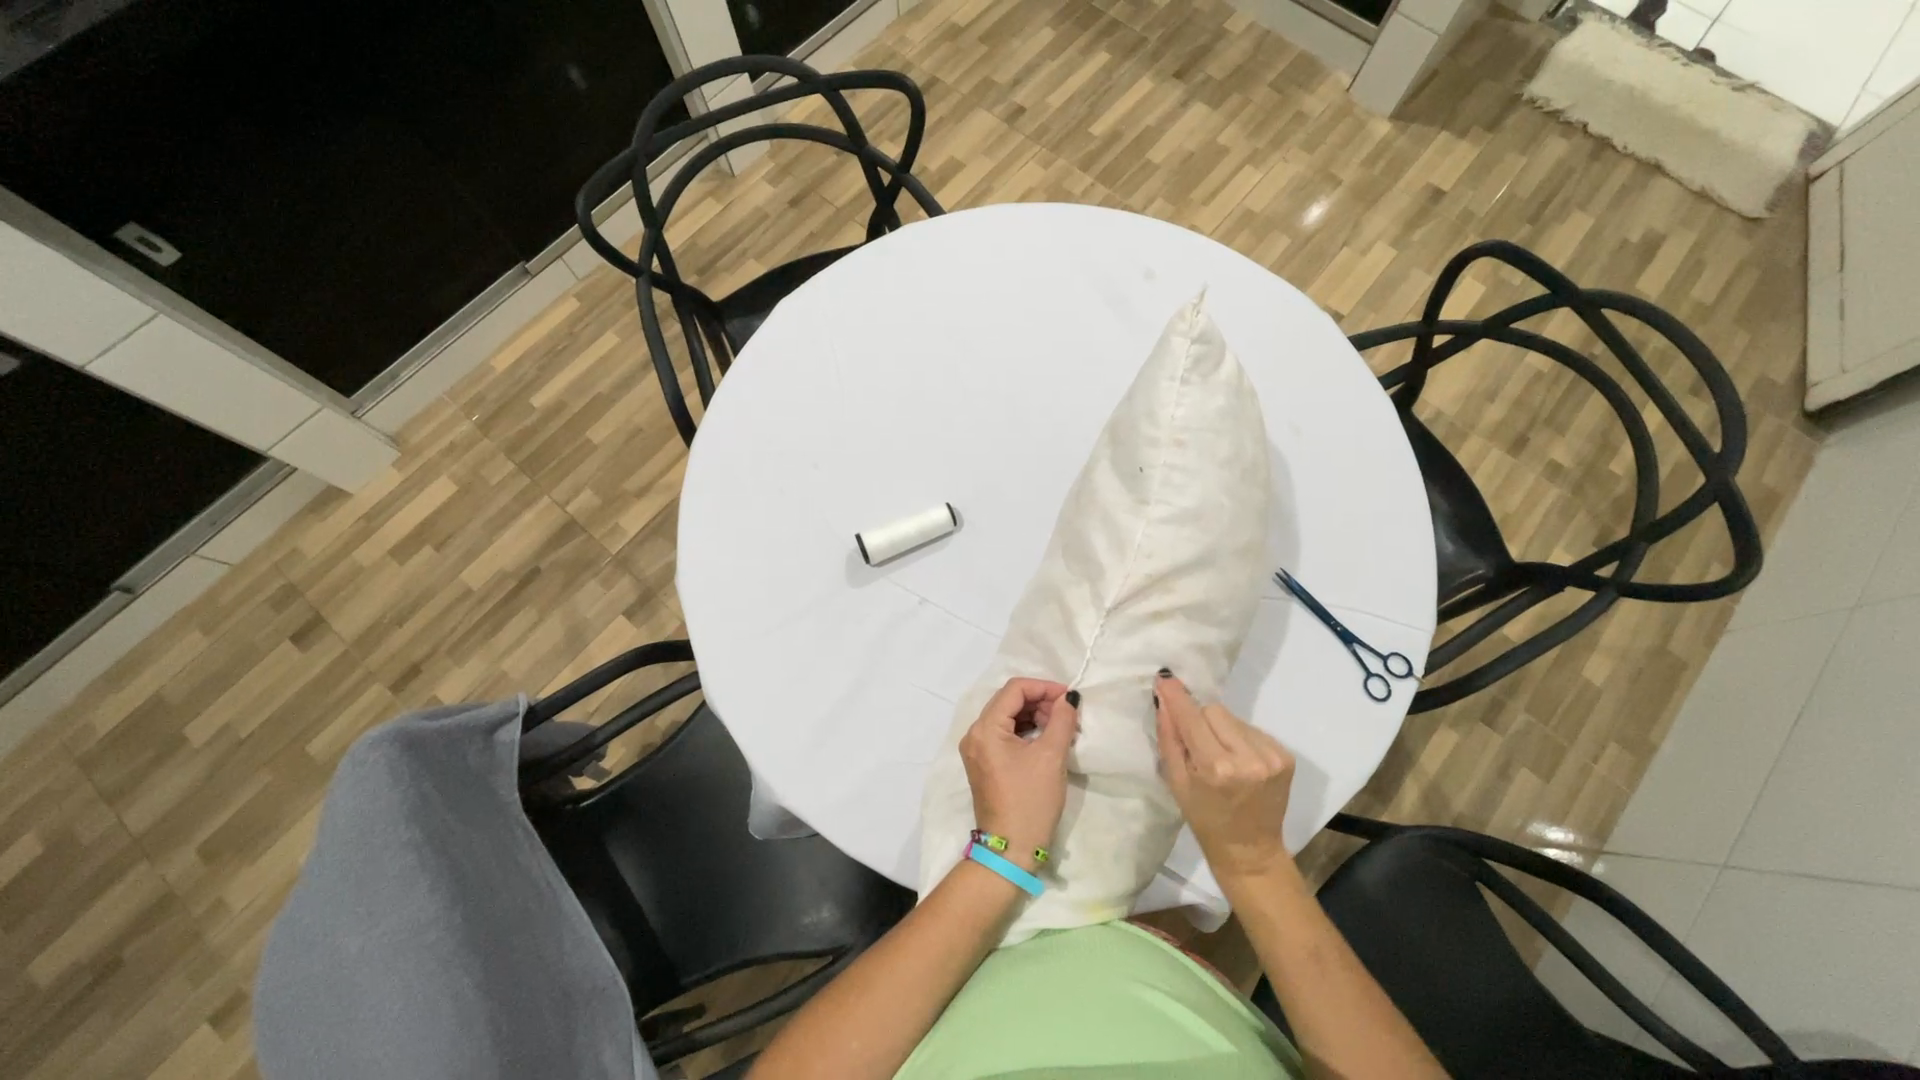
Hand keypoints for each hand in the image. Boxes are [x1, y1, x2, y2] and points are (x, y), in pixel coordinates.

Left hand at [960, 678, 1080, 868]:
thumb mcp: (1051, 756)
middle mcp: (974, 734)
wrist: (1010, 849)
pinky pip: (1003, 735)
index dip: (1044, 687)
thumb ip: (1061, 719)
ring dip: (1033, 716)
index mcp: (985, 729)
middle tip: (1067, 714)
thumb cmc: (1031, 801)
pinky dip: (1025, 731)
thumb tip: (1069, 698)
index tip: (1070, 698)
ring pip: (1006, 717)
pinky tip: (1046, 739)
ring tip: (1060, 727)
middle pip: (1008, 701)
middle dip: (1039, 701)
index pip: (1014, 689)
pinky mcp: (983, 763)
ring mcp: (976, 750)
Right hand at [1154, 670, 1295, 883]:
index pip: (1193, 718)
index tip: (1165, 678)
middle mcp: (1248, 758)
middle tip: (1197, 744)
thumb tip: (1164, 699)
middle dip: (1200, 720)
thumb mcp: (1176, 782)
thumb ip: (1169, 738)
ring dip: (1221, 729)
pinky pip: (1253, 730)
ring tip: (1220, 755)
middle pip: (1214, 710)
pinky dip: (1240, 739)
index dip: (1178, 697)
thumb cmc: (1205, 819)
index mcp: (1217, 768)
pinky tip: (1240, 761)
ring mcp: (1272, 756)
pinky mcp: (1286, 756)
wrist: (1250, 849)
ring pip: (1234, 718)